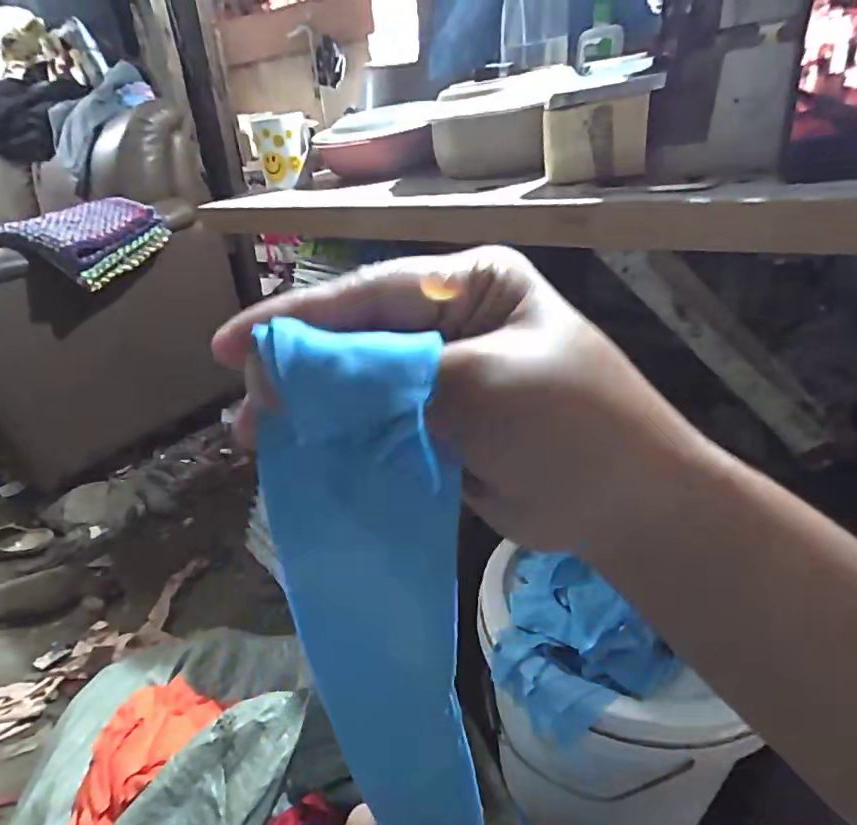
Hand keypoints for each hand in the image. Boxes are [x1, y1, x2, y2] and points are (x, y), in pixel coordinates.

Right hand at [211, 246, 709, 555]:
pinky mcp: (438, 431)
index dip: (293, 321)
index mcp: (467, 287)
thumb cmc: (570, 424)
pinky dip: (341, 445)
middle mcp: (448, 326)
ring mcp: (441, 382)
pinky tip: (307, 458)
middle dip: (296, 374)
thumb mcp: (480, 384)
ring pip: (359, 391)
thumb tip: (306, 384)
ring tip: (259, 439)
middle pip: (353, 342)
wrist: (625, 504)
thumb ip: (390, 379)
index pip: (364, 295)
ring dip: (312, 413)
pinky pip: (376, 432)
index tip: (231, 347)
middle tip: (244, 410)